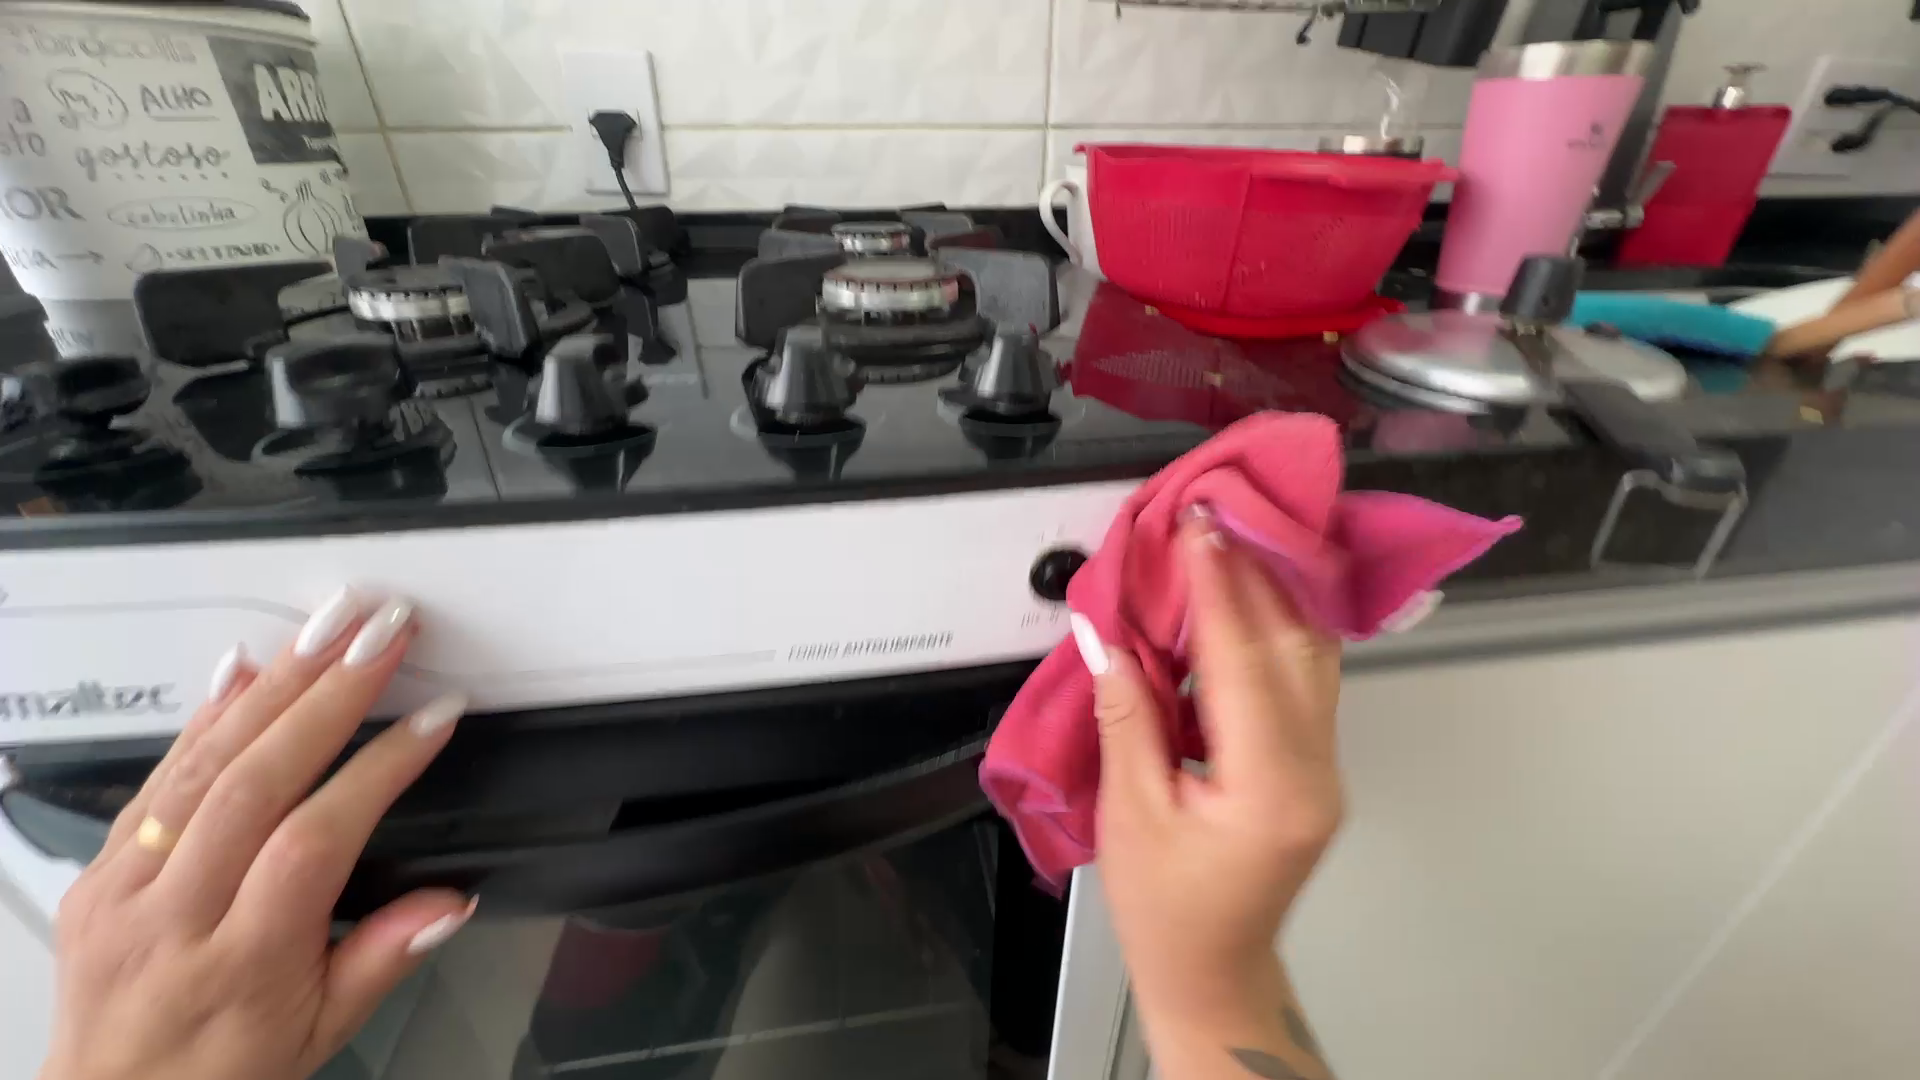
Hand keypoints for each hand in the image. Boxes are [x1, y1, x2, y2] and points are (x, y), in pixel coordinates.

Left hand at [40, 589, 471, 1079]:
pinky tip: (249, 664)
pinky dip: (208, 710)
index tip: (436, 716)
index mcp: (240, 957)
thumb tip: (453, 900)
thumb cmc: (225, 1066)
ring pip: (205, 763)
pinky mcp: (101, 863)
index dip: (380, 768)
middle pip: (254, 782)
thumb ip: (388, 957)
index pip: (314, 838)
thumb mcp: (326, 1028)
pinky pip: (158, 772)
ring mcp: (126, 882)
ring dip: (279, 682)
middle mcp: (171, 913)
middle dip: (331, 693)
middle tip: (384, 636)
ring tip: (335, 626)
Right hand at [1076, 510, 1343, 1078]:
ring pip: (1311, 656)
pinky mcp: (1312, 765)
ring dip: (1272, 591)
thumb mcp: (1130, 812)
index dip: (1218, 587)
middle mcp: (1315, 769)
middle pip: (1295, 646)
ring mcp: (1324, 767)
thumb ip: (1126, 717)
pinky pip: (1303, 677)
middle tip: (1216, 516)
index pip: (1243, 660)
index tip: (1198, 529)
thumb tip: (1109, 639)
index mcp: (1270, 786)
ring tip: (1232, 540)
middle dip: (1253, 571)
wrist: (1212, 969)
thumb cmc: (1165, 907)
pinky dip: (1274, 627)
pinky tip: (1247, 597)